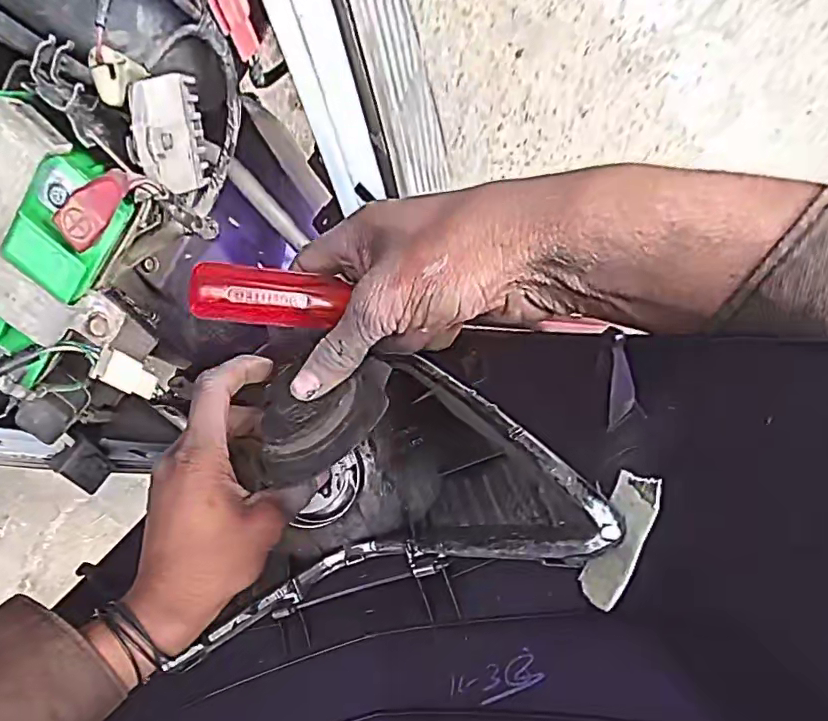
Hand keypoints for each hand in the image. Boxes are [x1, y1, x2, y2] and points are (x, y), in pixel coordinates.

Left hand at [98, 355, 295, 675]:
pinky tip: (249, 474)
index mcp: (198, 457)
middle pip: (211, 410)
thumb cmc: (202, 571)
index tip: (265, 366)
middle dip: (250, 408)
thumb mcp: (262, 526)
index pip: (214, 388)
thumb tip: (309, 476)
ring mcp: (168, 474)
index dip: (244, 368)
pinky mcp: (168, 490)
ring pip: (204, 434)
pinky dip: (224, 454)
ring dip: (238, 433)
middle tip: (280, 415)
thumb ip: (291, 492)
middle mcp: (176, 459)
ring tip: (271, 448)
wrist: (167, 601)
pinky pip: (196, 457)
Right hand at [288, 183, 566, 399]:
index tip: (287, 335)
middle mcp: (385, 255)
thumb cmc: (471, 240)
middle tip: (372, 329)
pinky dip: (427, 337)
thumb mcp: (382, 301)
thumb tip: (309, 378)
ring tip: (422, 319)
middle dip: (359, 330)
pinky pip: (416, 336)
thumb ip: (339, 345)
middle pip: (344, 311)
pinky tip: (445, 323)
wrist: (541, 254)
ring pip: (382, 330)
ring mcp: (416, 281)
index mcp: (359, 235)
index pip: (305, 273)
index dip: (295, 304)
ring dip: (399, 335)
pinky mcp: (444, 304)